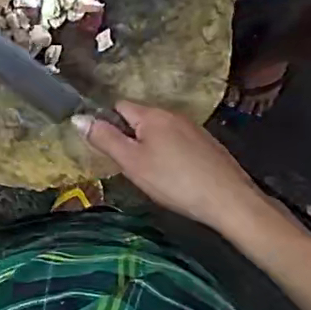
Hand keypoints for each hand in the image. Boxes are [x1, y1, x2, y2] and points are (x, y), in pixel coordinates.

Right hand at [74, 100, 269, 233]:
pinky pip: (179, 142)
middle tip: (131, 165)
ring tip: (154, 174)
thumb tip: (78, 118)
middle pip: (140, 118)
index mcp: (151, 115)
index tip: (112, 149)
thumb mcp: (131, 162)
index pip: (118, 106)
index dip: (109, 124)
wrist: (232, 203)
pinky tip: (178, 177)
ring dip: (152, 145)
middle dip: (131, 137)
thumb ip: (104, 138)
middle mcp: (173, 115)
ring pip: (160, 131)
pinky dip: (173, 154)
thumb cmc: (175, 181)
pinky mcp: (210, 145)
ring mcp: (194, 129)